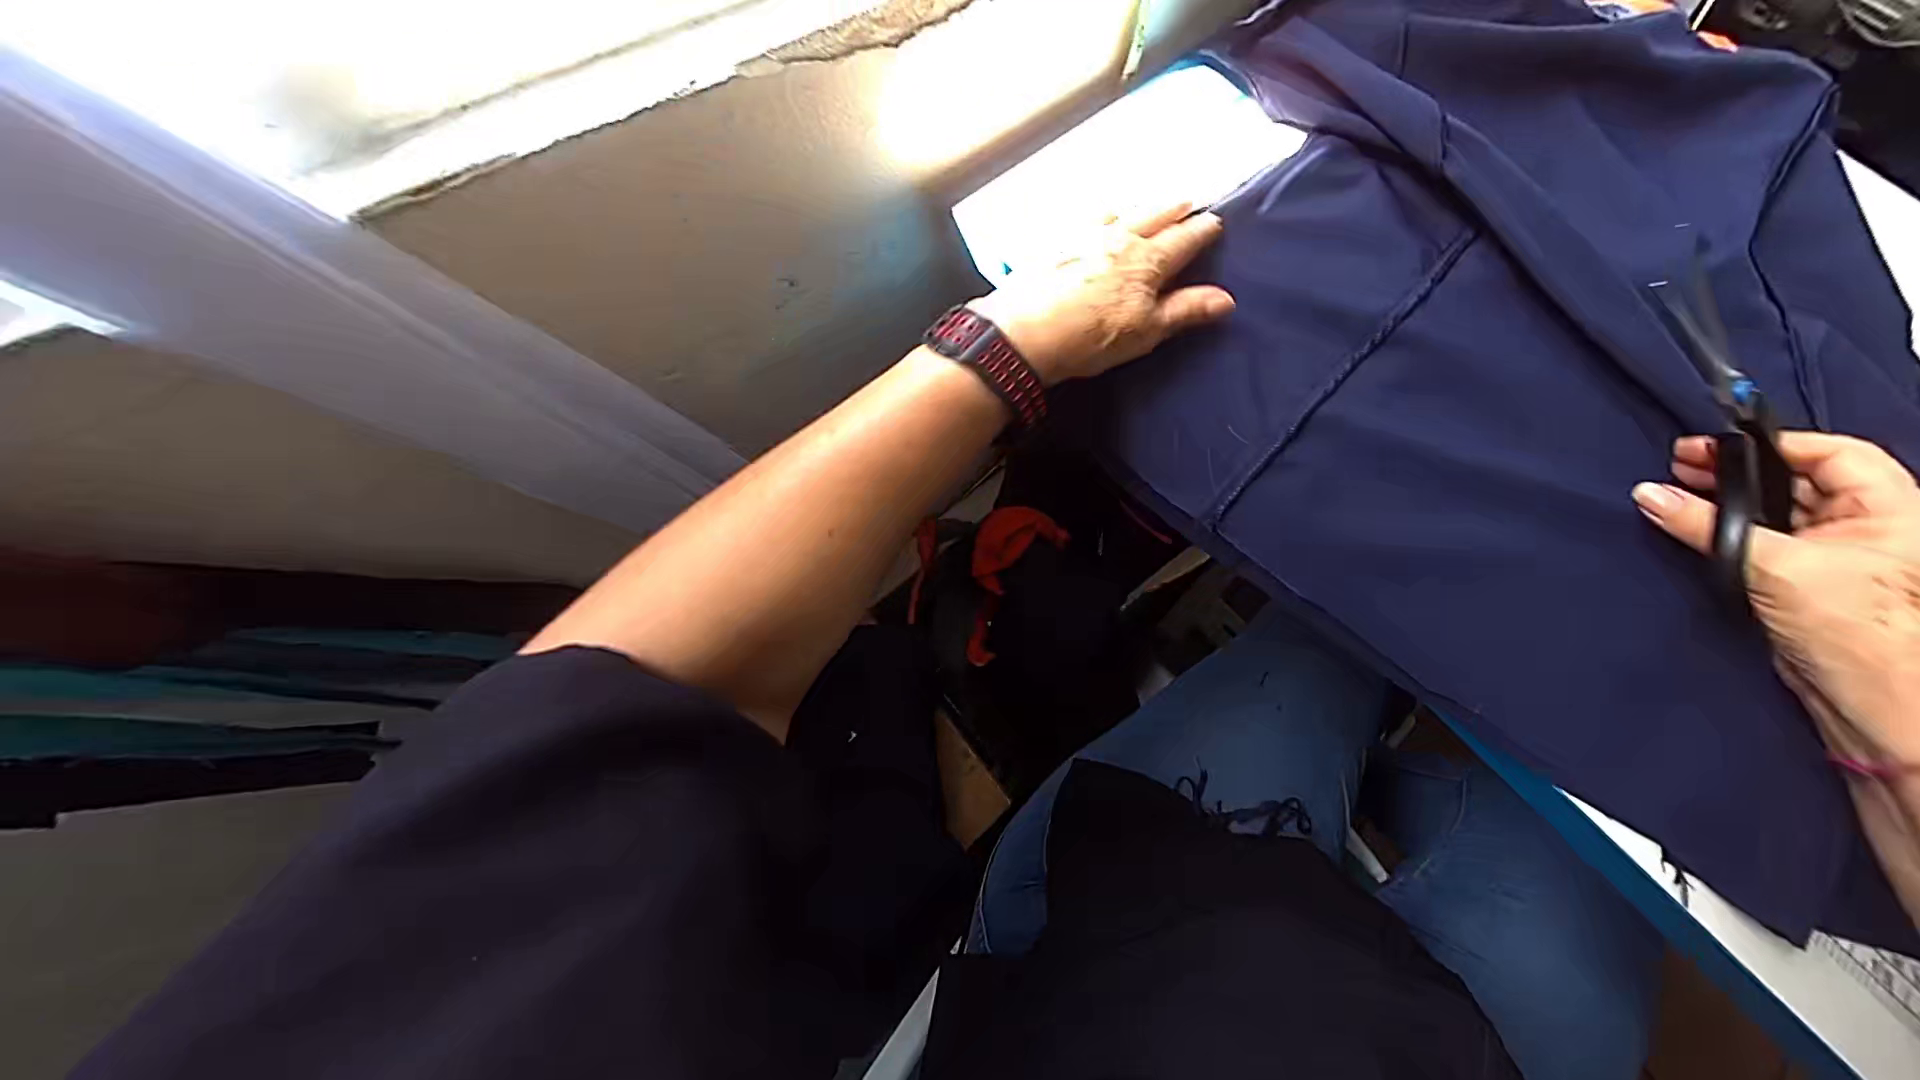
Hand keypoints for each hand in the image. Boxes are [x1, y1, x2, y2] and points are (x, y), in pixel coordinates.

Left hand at [965, 202, 1235, 385]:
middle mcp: (1118, 237)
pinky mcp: (1052, 244)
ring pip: (1120, 212)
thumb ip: (1184, 311)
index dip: (1204, 230)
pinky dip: (1100, 216)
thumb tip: (1226, 299)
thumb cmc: (1090, 338)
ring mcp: (1082, 236)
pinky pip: (1084, 220)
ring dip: (1139, 208)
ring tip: (1147, 207)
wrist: (1024, 334)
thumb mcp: (1144, 332)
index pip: (1186, 237)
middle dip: (1175, 209)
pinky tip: (1096, 220)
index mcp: (1147, 258)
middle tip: (1188, 203)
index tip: (1215, 224)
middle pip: (1154, 215)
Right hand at [1632, 432, 1919, 767]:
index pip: (1832, 453)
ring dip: (1725, 500)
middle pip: (1797, 478)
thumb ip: (1705, 526)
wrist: (1867, 692)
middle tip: (1677, 466)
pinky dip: (1723, 528)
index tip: (1710, 445)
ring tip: (1674, 492)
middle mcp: (1868, 524)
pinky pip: (1758, 538)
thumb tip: (1648, 494)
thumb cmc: (1854, 626)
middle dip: (1736, 471)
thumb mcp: (1774, 564)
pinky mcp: (1803, 575)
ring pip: (1774, 510)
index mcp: (1894, 509)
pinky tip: (1690, 523)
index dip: (1772, 444)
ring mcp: (1835, 551)